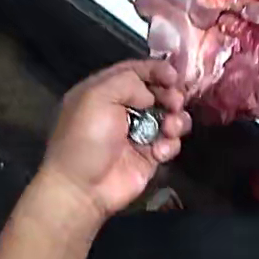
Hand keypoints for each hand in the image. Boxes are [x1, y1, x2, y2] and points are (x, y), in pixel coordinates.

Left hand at [34, 59, 190, 224]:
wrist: (83, 188)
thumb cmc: (86, 138)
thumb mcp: (98, 97)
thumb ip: (128, 82)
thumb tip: (151, 94)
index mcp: (104, 91)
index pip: (134, 71)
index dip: (156, 70)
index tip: (173, 75)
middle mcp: (122, 109)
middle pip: (156, 92)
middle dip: (170, 95)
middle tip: (174, 102)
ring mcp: (137, 133)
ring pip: (169, 116)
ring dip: (176, 119)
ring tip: (170, 128)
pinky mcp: (149, 156)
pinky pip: (170, 143)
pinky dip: (170, 144)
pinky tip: (159, 152)